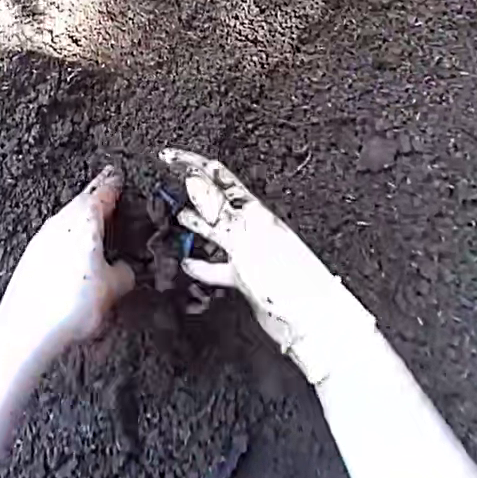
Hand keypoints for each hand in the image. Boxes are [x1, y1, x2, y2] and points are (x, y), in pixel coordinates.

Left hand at [0, 165, 136, 350]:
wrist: (24, 328)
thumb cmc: (68, 304)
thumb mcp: (112, 289)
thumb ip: (124, 274)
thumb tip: (124, 270)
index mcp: (85, 218)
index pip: (104, 190)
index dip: (115, 183)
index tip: (119, 177)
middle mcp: (63, 220)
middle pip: (84, 199)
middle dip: (98, 195)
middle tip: (109, 189)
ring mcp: (44, 235)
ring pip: (69, 216)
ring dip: (83, 216)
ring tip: (96, 222)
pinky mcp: (33, 253)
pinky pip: (57, 234)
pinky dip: (70, 235)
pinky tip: (74, 251)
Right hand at [160, 149, 374, 382]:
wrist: (311, 321)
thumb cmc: (287, 277)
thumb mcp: (245, 237)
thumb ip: (216, 210)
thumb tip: (192, 178)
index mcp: (250, 209)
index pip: (215, 175)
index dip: (191, 163)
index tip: (167, 156)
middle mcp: (248, 224)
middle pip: (212, 199)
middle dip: (189, 188)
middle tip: (165, 181)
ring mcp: (247, 249)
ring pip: (213, 231)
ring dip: (194, 224)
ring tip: (174, 216)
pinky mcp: (245, 275)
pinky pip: (218, 265)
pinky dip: (202, 263)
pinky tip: (190, 263)